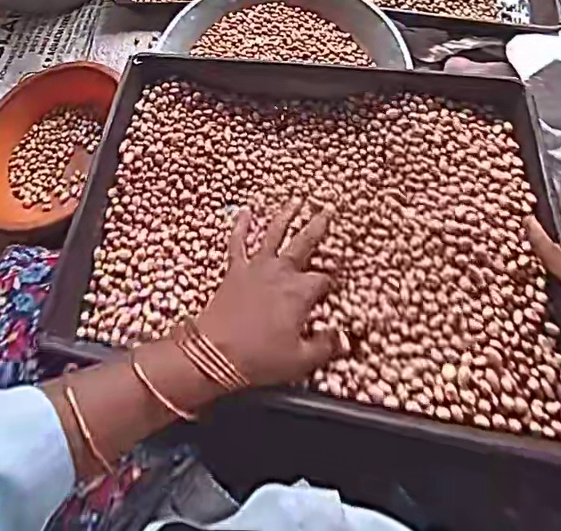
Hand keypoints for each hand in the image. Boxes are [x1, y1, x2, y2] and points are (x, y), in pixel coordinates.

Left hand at [195, 200, 340, 387]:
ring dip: (286, 216)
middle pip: (304, 243)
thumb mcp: (301, 359)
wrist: (216, 351)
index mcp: (300, 292)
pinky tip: (245, 211)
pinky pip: (239, 241)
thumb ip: (325, 346)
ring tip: (297, 201)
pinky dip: (241, 225)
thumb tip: (343, 338)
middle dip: (318, 226)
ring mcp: (257, 266)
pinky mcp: (236, 268)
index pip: (323, 279)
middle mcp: (280, 272)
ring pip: (274, 233)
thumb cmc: (260, 357)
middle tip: (328, 209)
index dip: (332, 280)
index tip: (338, 279)